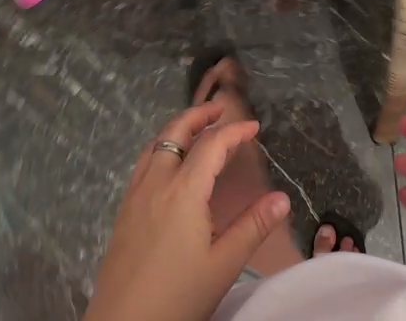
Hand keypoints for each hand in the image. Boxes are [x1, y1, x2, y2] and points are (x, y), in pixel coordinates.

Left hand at [84, 102, 291, 320]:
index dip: (234, 131)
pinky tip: (170, 166)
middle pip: (176, 132)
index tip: (254, 127)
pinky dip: (161, 148)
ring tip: (197, 130)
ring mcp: (135, 196)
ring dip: (178, 129)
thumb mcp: (223, 265)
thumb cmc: (178, 296)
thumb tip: (282, 198)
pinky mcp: (123, 211)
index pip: (212, 145)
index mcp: (183, 191)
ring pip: (155, 145)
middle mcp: (156, 183)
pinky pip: (143, 164)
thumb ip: (253, 227)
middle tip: (220, 109)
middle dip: (199, 115)